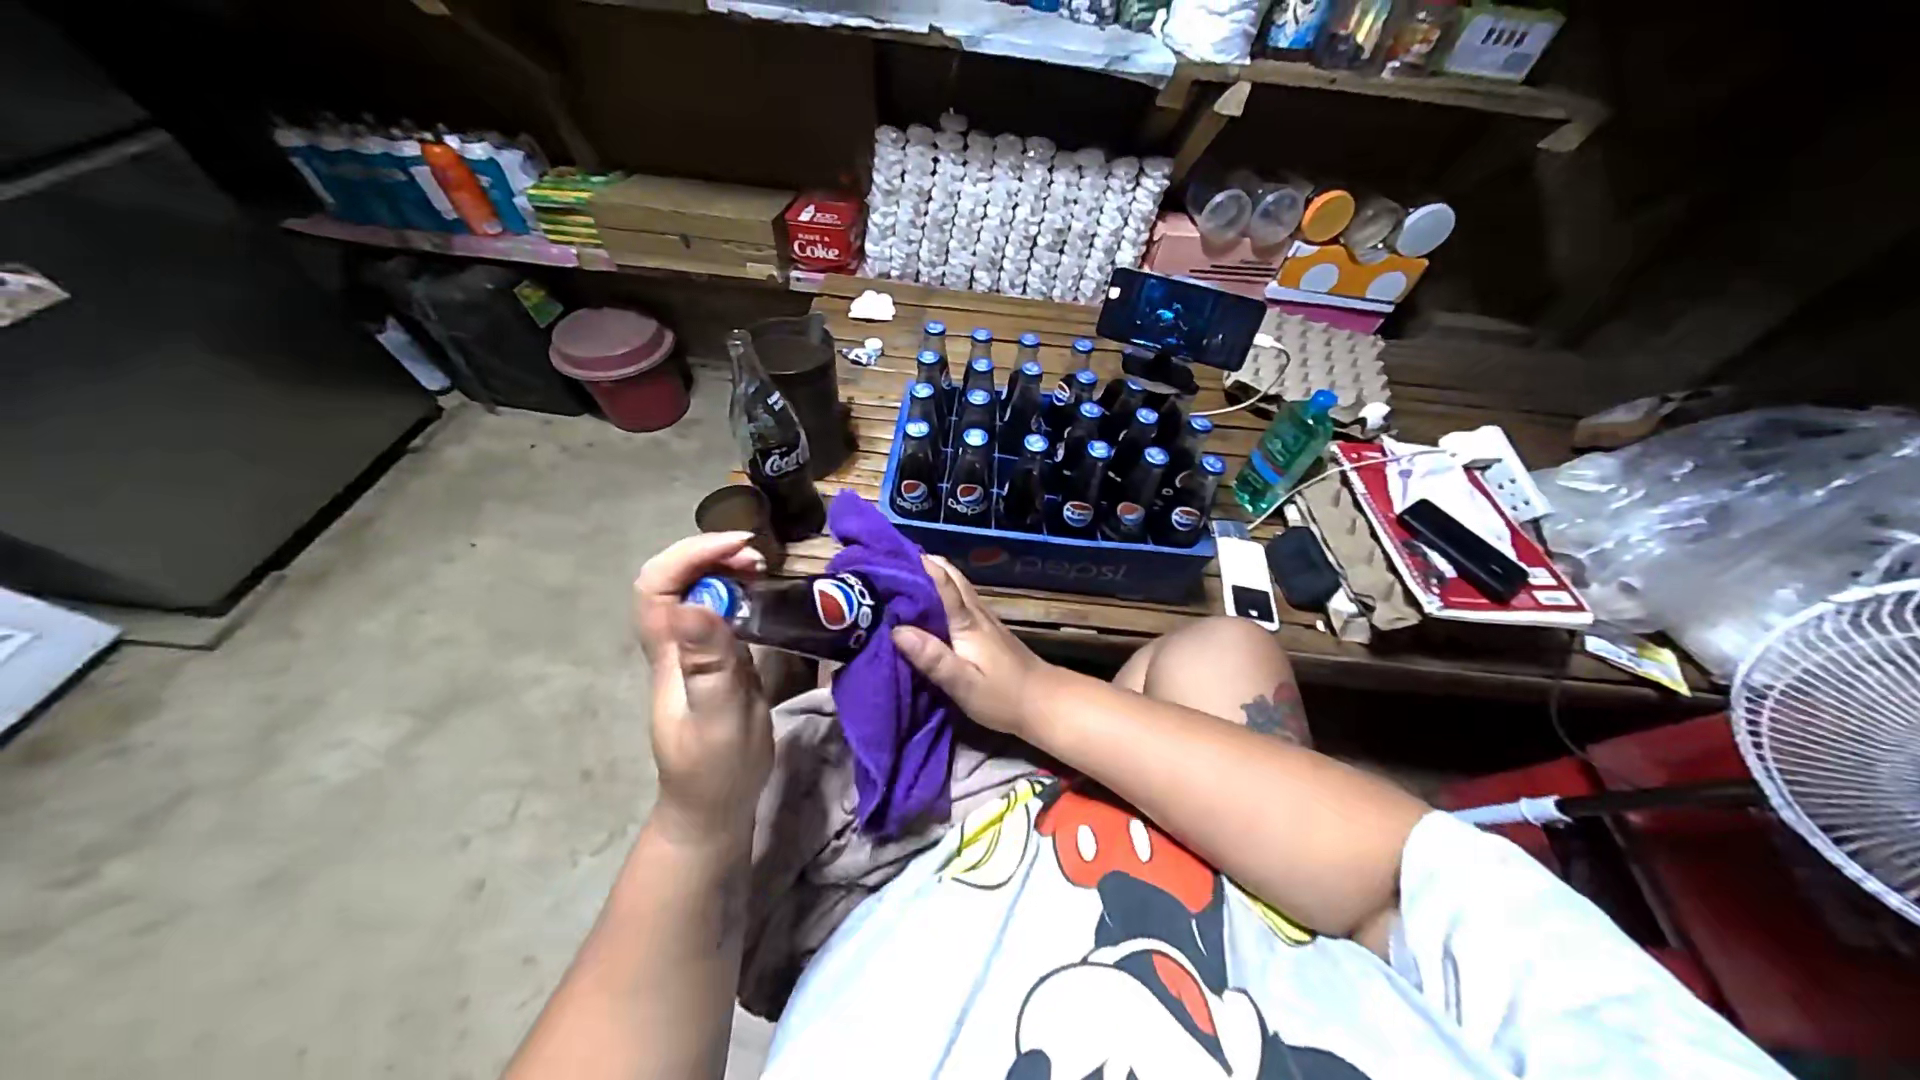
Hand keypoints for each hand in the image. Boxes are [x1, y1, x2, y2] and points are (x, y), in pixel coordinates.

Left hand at [633, 532, 772, 846]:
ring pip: (697, 588)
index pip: (658, 584)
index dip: (691, 554)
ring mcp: (696, 649)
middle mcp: (677, 642)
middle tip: (757, 558)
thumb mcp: (716, 717)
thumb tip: (697, 604)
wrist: (717, 802)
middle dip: (711, 553)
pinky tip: (765, 591)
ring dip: (725, 566)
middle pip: (675, 577)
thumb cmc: (713, 766)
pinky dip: (740, 587)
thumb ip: (707, 664)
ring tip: (763, 567)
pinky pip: (721, 607)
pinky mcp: (719, 658)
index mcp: (668, 651)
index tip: (739, 546)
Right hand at [891, 555, 1050, 737]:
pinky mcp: (990, 630)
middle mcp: (977, 614)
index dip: (922, 568)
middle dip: (927, 564)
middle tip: (896, 557)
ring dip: (937, 574)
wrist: (1045, 702)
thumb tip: (898, 630)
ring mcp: (986, 620)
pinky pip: (963, 599)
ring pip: (960, 586)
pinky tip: (934, 599)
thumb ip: (933, 658)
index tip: (895, 553)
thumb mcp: (963, 684)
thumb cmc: (1003, 696)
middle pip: (954, 577)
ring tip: (908, 571)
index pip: (944, 585)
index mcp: (967, 623)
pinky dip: (946, 590)